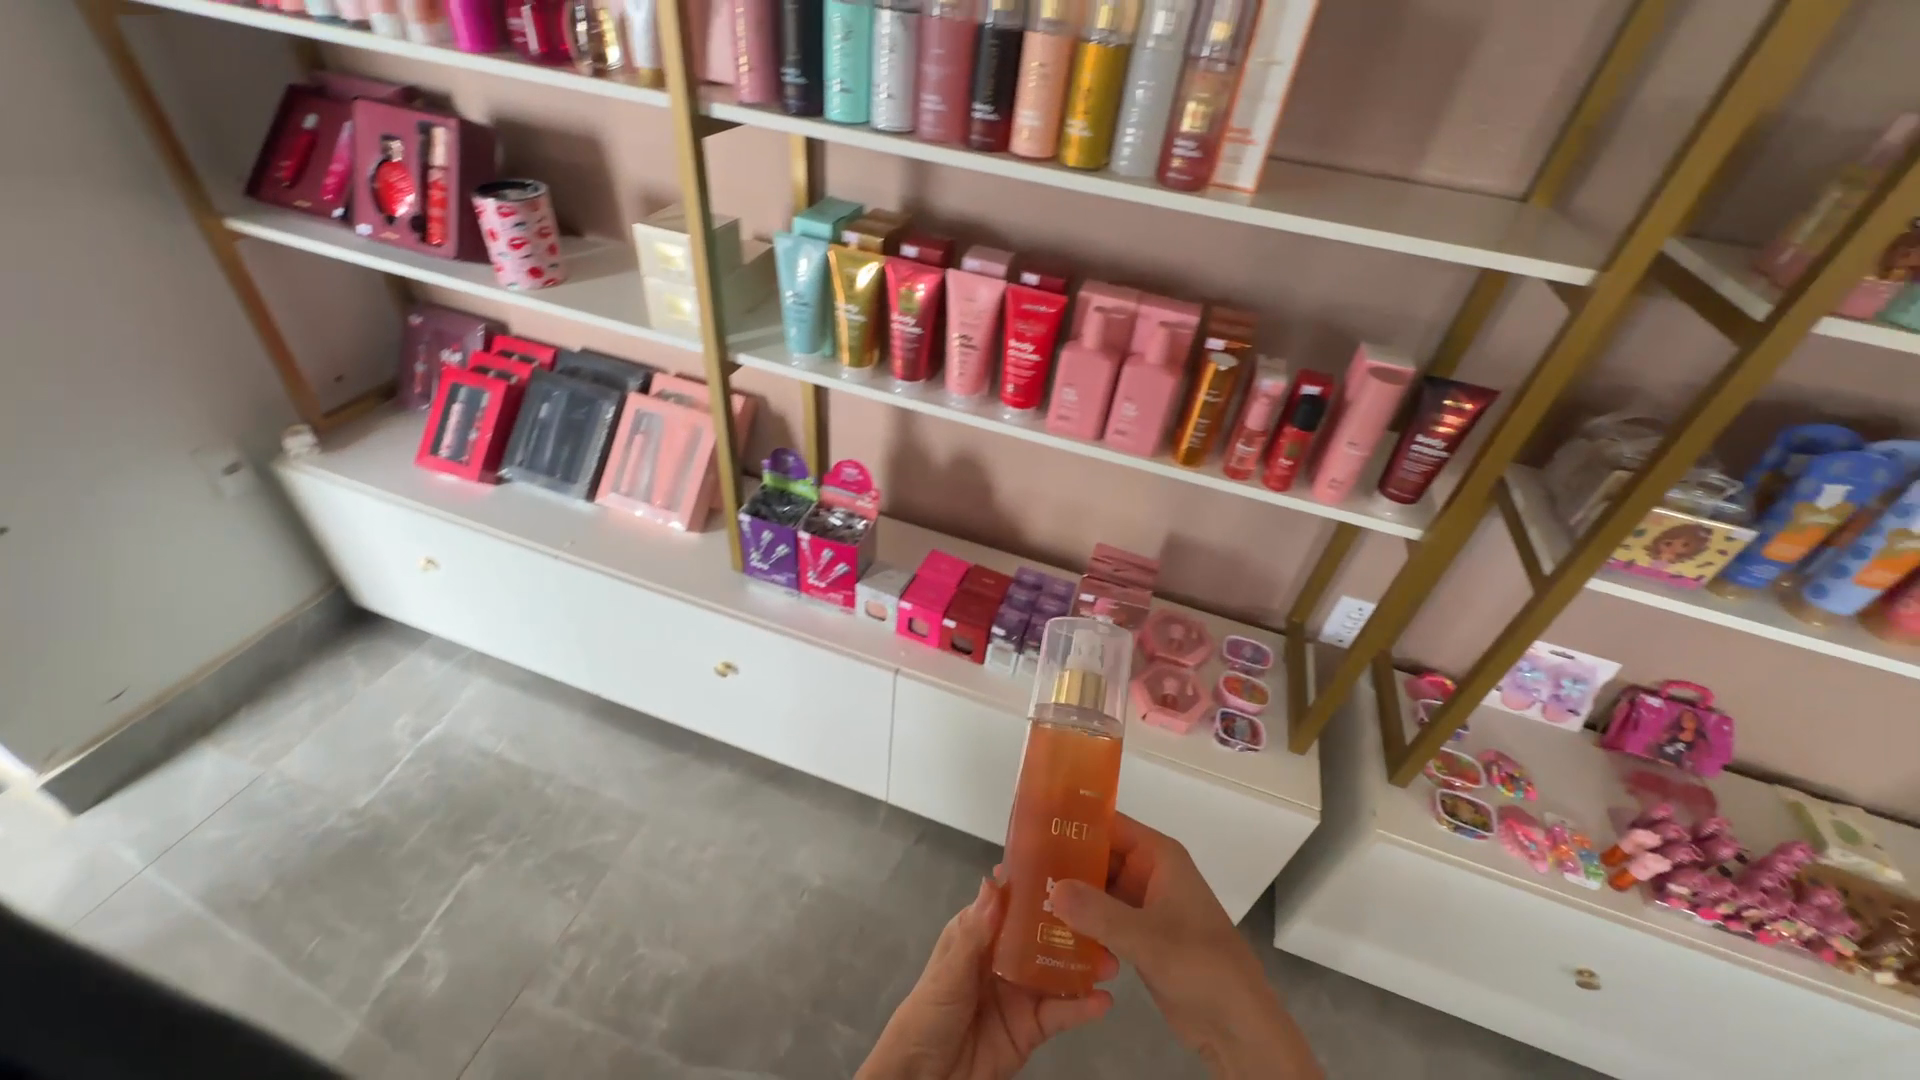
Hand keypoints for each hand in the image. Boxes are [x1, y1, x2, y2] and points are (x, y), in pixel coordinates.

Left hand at [857, 876, 1114, 1079]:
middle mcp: (1004, 957)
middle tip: (1104, 913)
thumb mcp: (948, 971)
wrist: (923, 1079)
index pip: (1011, 900)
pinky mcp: (1032, 1028)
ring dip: (1085, 964)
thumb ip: (974, 933)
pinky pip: (1061, 1014)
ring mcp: (1020, 992)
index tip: (1070, 863)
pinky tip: (1103, 1000)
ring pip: (1058, 971)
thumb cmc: (928, 1014)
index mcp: (979, 934)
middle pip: (1043, 934)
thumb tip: (995, 882)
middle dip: (1072, 925)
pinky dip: (1083, 1007)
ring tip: (1113, 959)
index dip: (1036, 883)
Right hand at [1049, 815, 1320, 1079]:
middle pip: (1097, 856)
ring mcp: (1143, 906)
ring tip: (1023, 897)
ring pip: (1096, 890)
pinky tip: (1047, 933)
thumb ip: (1098, 913)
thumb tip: (1052, 888)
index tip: (1030, 825)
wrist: (1236, 1024)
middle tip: (1017, 867)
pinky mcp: (1138, 937)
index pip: (1109, 824)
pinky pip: (1101, 920)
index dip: (1072, 821)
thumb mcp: (1147, 937)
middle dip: (1062, 863)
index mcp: (1158, 857)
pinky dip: (1080, 925)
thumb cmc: (1201, 965)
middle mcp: (1148, 874)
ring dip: (1068, 896)